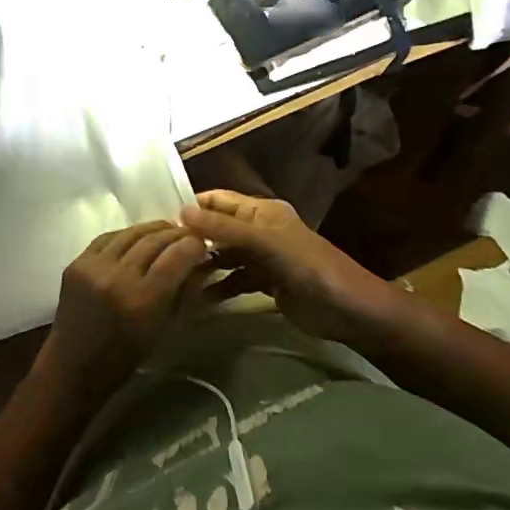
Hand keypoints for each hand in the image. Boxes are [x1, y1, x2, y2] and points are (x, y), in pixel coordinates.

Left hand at [42, 221, 211, 388]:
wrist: (74, 365)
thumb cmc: (125, 357)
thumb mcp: (165, 330)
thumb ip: (184, 293)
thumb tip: (200, 262)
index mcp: (143, 301)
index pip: (175, 258)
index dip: (193, 245)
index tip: (203, 242)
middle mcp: (117, 278)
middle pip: (153, 241)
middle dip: (176, 233)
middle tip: (189, 233)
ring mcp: (93, 268)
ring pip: (129, 234)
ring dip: (152, 228)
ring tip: (167, 228)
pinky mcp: (76, 264)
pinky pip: (106, 238)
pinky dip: (126, 234)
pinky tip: (137, 236)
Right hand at [179, 190, 396, 341]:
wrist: (348, 310)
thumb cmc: (307, 266)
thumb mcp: (263, 242)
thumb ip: (223, 227)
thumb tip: (180, 211)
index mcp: (260, 210)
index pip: (218, 199)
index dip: (192, 206)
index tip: (161, 221)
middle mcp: (258, 229)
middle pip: (218, 229)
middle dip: (193, 239)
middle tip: (161, 254)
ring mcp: (261, 257)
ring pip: (224, 256)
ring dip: (203, 266)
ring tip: (174, 279)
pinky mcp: (265, 283)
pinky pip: (234, 280)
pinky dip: (218, 288)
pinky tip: (198, 299)